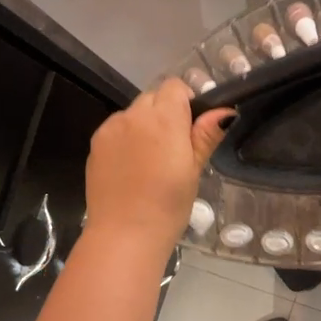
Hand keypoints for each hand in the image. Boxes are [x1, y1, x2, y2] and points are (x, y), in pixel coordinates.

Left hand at [85, 79, 234, 252]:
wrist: (125, 234)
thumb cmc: (168, 206)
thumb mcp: (194, 171)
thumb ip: (205, 136)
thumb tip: (225, 111)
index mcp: (164, 119)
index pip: (175, 86)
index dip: (186, 103)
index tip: (191, 130)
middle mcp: (134, 115)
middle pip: (153, 97)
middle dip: (165, 113)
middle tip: (174, 150)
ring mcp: (111, 128)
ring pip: (133, 113)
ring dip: (145, 126)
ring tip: (150, 163)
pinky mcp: (96, 144)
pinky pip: (116, 129)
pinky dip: (127, 140)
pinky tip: (131, 169)